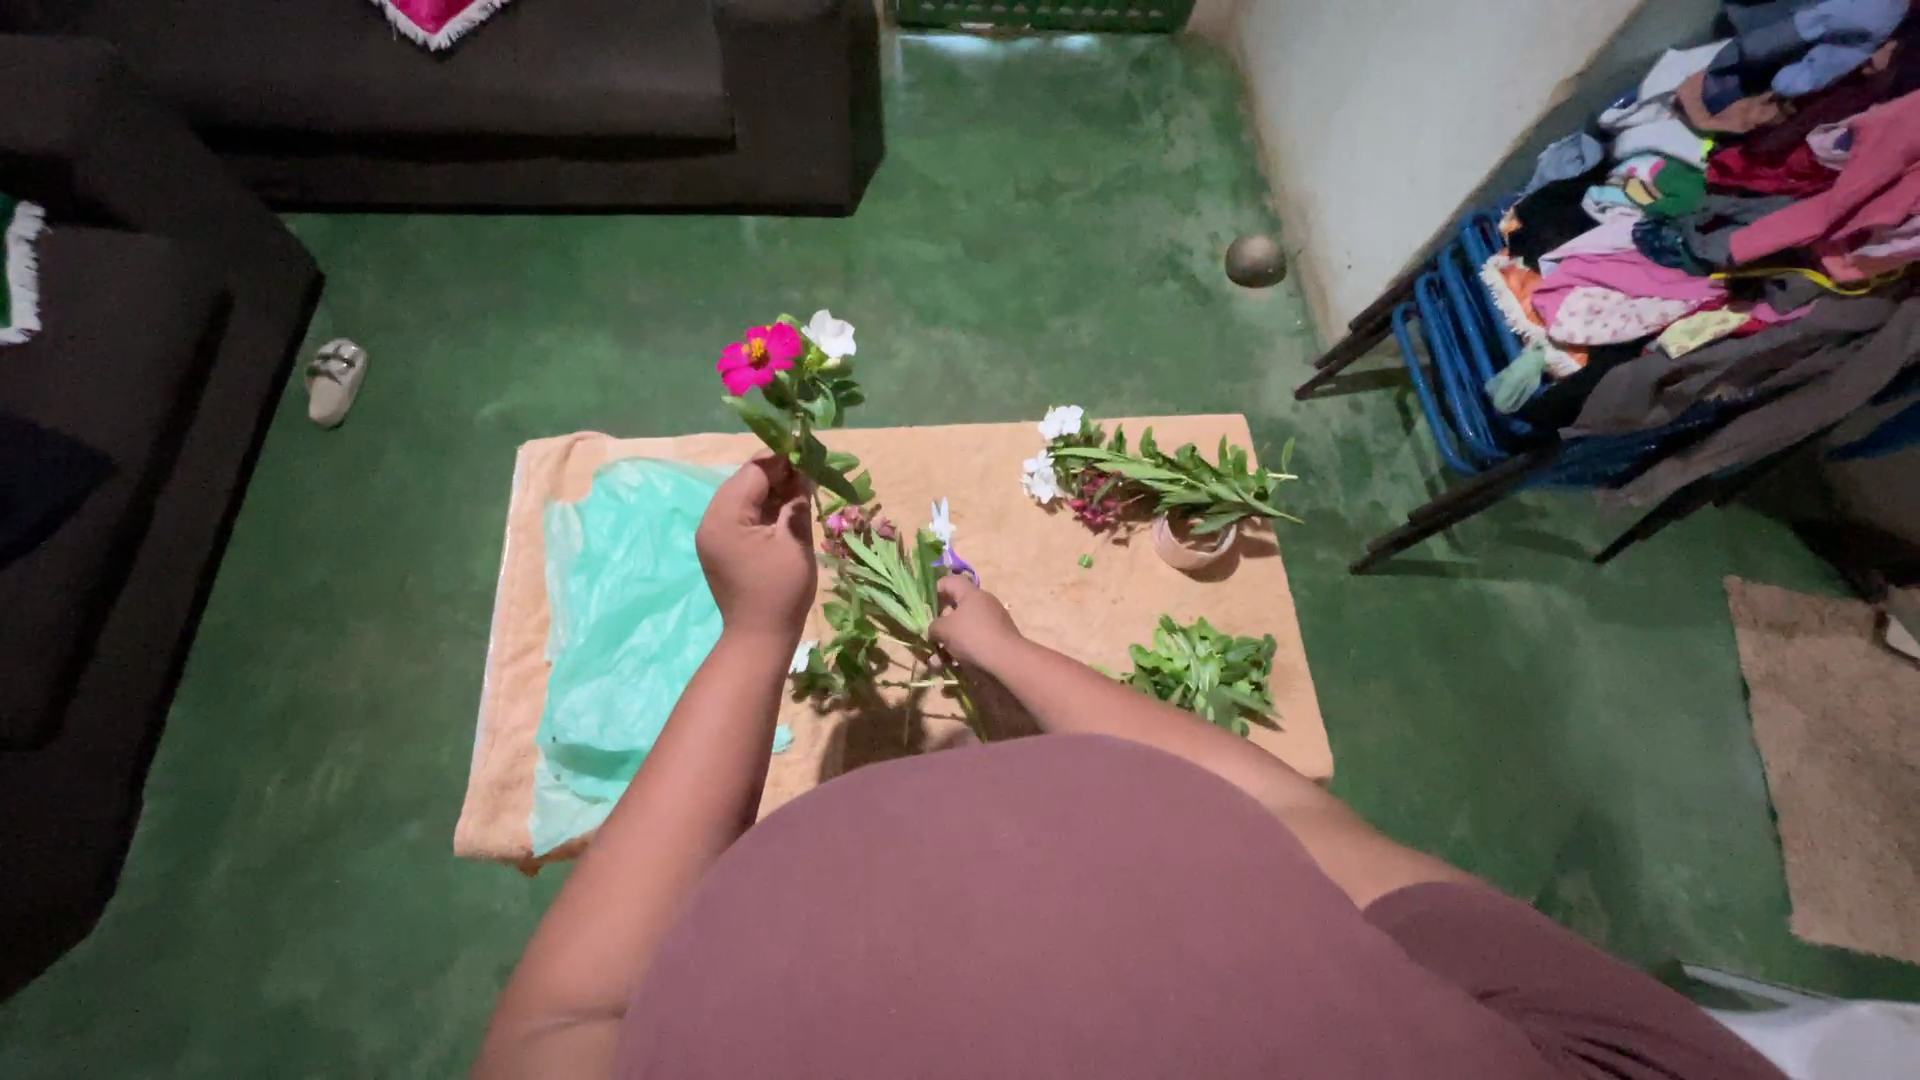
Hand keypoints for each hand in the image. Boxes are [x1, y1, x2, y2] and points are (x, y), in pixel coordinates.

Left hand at [696, 453, 816, 640]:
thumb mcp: (795, 540)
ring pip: (747, 496)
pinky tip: (791, 507)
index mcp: (725, 516)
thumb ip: (797, 501)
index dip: (783, 458)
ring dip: (775, 490)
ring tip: (806, 488)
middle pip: (747, 480)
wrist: (760, 636)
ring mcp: (715, 533)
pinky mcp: (724, 545)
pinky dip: (767, 508)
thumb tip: (804, 472)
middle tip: (812, 470)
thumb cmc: (780, 590)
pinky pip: (745, 515)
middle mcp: (712, 519)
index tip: (809, 449)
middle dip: (779, 473)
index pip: (754, 471)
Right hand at [930, 576, 1025, 670]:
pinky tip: (955, 666)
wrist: (1006, 661)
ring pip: (965, 628)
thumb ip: (933, 626)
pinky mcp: (999, 639)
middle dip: (942, 623)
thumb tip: (934, 629)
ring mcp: (993, 622)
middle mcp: (984, 604)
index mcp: (971, 594)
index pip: (950, 582)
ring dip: (950, 642)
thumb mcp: (943, 630)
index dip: (934, 590)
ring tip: (939, 660)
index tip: (924, 606)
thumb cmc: (972, 637)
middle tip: (931, 635)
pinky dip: (964, 651)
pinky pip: (975, 642)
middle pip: (957, 607)